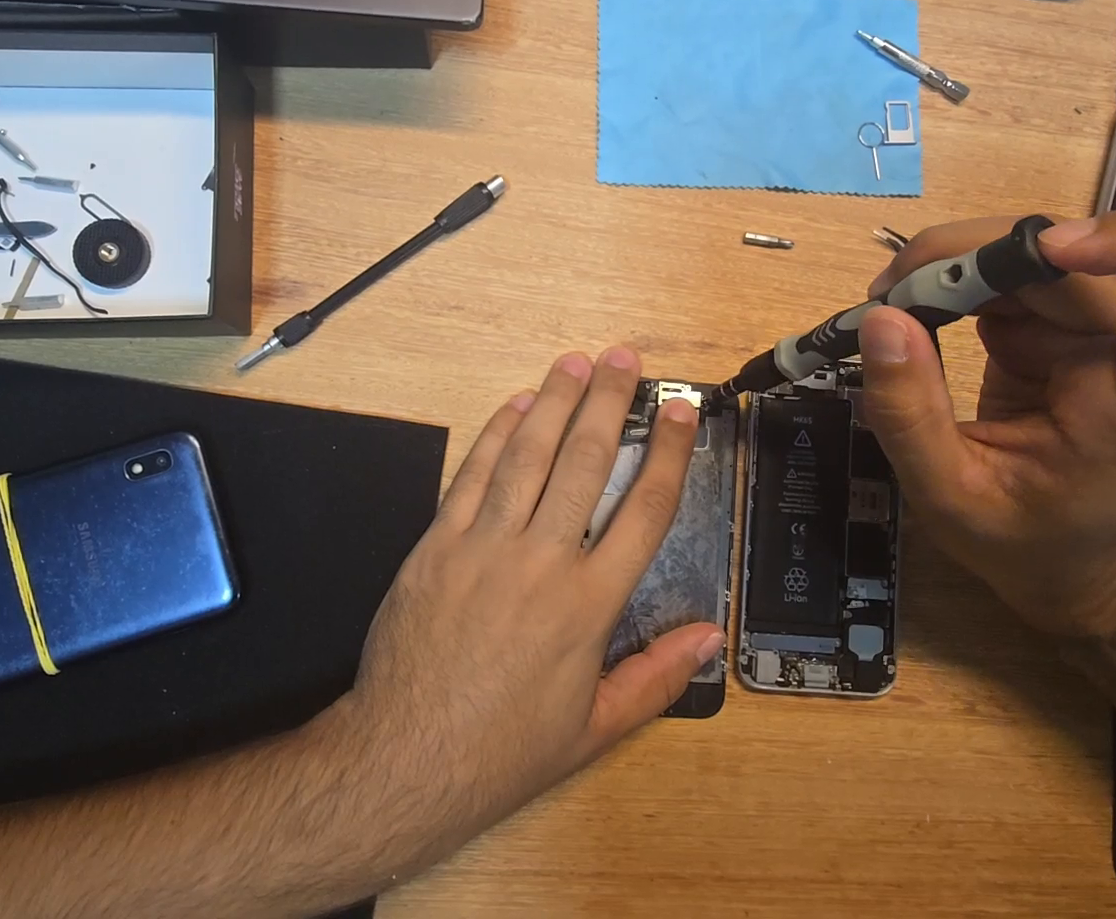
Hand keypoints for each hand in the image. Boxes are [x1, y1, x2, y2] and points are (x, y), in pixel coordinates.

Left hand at [328, 348, 721, 848]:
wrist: (405, 757)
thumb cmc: (504, 749)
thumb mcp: (596, 728)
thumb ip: (658, 677)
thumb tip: (709, 635)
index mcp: (589, 605)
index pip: (643, 511)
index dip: (666, 453)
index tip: (678, 411)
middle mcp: (541, 562)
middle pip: (584, 463)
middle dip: (607, 402)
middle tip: (623, 358)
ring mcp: (483, 547)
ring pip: (527, 457)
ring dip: (553, 402)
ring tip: (574, 362)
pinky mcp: (436, 546)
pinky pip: (471, 477)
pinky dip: (494, 436)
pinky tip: (514, 406)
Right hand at [858, 208, 1115, 636]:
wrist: (1047, 555)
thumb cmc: (1018, 539)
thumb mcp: (945, 495)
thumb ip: (910, 416)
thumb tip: (881, 319)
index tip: (1058, 248)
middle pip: (1085, 262)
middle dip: (982, 251)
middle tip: (893, 288)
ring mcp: (1089, 332)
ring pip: (1037, 254)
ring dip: (955, 259)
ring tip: (887, 295)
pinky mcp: (1050, 326)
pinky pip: (1005, 274)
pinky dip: (949, 277)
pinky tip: (906, 303)